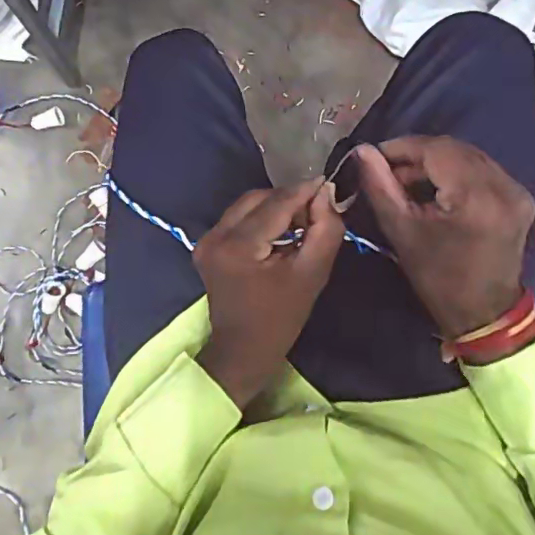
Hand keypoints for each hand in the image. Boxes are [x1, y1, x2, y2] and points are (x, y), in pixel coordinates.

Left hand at [193, 178, 344, 406]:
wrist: (243, 350)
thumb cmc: (281, 318)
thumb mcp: (312, 275)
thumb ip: (324, 231)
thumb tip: (324, 194)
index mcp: (237, 246)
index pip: (276, 204)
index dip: (304, 191)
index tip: (328, 184)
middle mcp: (215, 236)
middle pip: (258, 199)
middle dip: (289, 200)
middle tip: (315, 213)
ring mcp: (206, 240)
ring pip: (246, 205)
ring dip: (274, 207)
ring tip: (299, 225)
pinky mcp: (206, 246)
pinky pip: (237, 219)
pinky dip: (260, 219)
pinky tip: (278, 235)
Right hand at [353, 137, 534, 336]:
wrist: (482, 313)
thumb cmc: (437, 277)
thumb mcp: (402, 231)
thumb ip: (380, 186)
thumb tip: (362, 151)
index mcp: (476, 197)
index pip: (436, 150)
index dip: (402, 147)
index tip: (375, 156)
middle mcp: (503, 186)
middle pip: (454, 150)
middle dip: (418, 155)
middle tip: (389, 171)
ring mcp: (517, 191)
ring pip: (468, 157)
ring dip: (436, 163)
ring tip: (408, 182)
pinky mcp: (520, 198)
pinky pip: (482, 170)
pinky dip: (455, 173)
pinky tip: (436, 190)